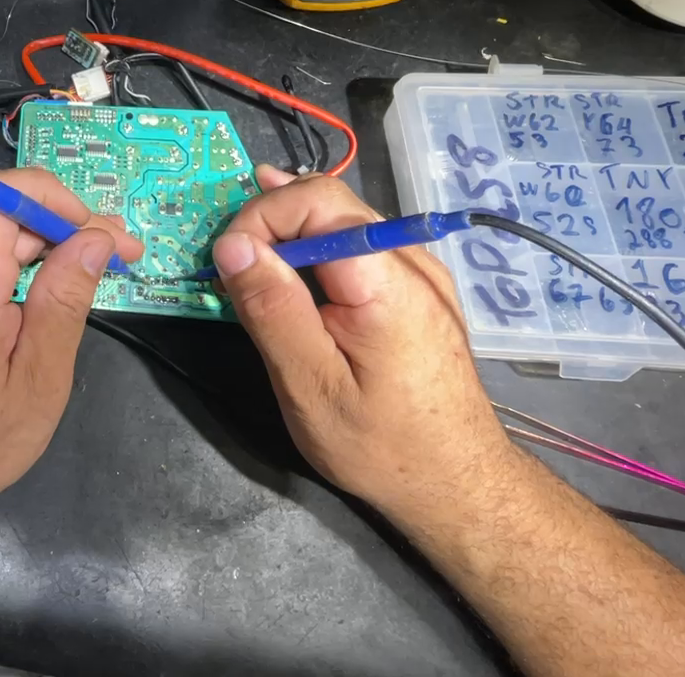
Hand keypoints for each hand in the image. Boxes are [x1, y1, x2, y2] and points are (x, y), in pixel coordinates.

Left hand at [0, 167, 144, 521]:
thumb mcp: (39, 379)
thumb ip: (65, 301)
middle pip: (1, 212)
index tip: (98, 231)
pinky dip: (18, 260)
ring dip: (45, 241)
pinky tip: (51, 282)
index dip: (52, 197)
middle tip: (120, 250)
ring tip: (96, 263)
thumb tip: (94, 240)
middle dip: (64, 222)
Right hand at [211, 166, 516, 521]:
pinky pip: (351, 241)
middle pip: (326, 200)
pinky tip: (284, 266)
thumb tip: (231, 244)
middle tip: (228, 261)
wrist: (457, 485)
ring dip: (284, 231)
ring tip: (245, 262)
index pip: (315, 201)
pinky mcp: (410, 285)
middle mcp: (409, 259)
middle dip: (266, 219)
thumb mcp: (308, 385)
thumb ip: (271, 308)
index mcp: (387, 282)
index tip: (227, 264)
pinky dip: (308, 246)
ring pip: (336, 216)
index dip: (260, 216)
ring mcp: (415, 270)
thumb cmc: (380, 444)